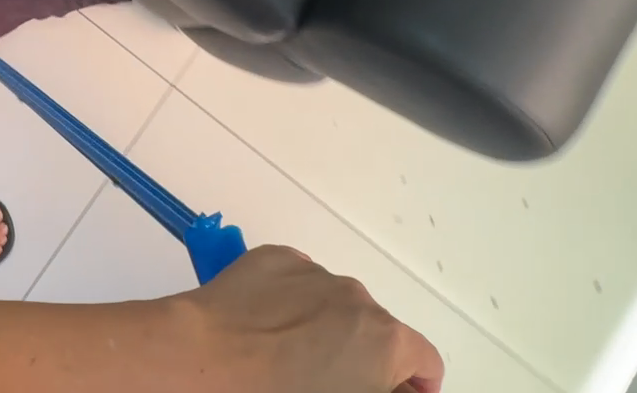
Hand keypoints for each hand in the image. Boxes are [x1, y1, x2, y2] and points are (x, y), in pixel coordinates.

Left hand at [167, 245, 444, 392]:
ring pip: (332, 301)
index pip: (425, 361)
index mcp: (387, 339)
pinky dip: (290, 297)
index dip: (412, 384)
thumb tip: (396, 386)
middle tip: (332, 378)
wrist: (211, 359)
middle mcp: (354, 295)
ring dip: (325, 322)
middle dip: (364, 353)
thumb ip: (387, 389)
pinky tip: (268, 322)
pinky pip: (295, 279)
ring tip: (290, 350)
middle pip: (375, 328)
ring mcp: (308, 270)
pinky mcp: (269, 256)